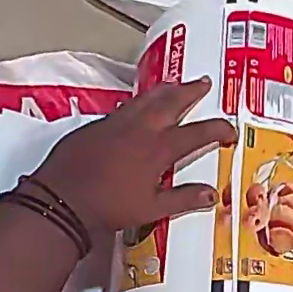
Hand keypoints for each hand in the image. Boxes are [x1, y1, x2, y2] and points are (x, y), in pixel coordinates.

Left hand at [31, 78, 235, 232]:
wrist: (64, 198)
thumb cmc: (109, 206)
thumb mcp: (151, 208)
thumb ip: (182, 198)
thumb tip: (211, 194)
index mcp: (158, 149)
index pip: (197, 133)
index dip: (218, 129)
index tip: (229, 131)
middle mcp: (141, 128)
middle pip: (172, 101)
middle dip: (191, 91)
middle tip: (204, 83)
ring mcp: (117, 123)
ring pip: (146, 97)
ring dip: (165, 89)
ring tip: (176, 84)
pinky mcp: (98, 124)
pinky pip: (125, 106)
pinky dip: (140, 102)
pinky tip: (139, 105)